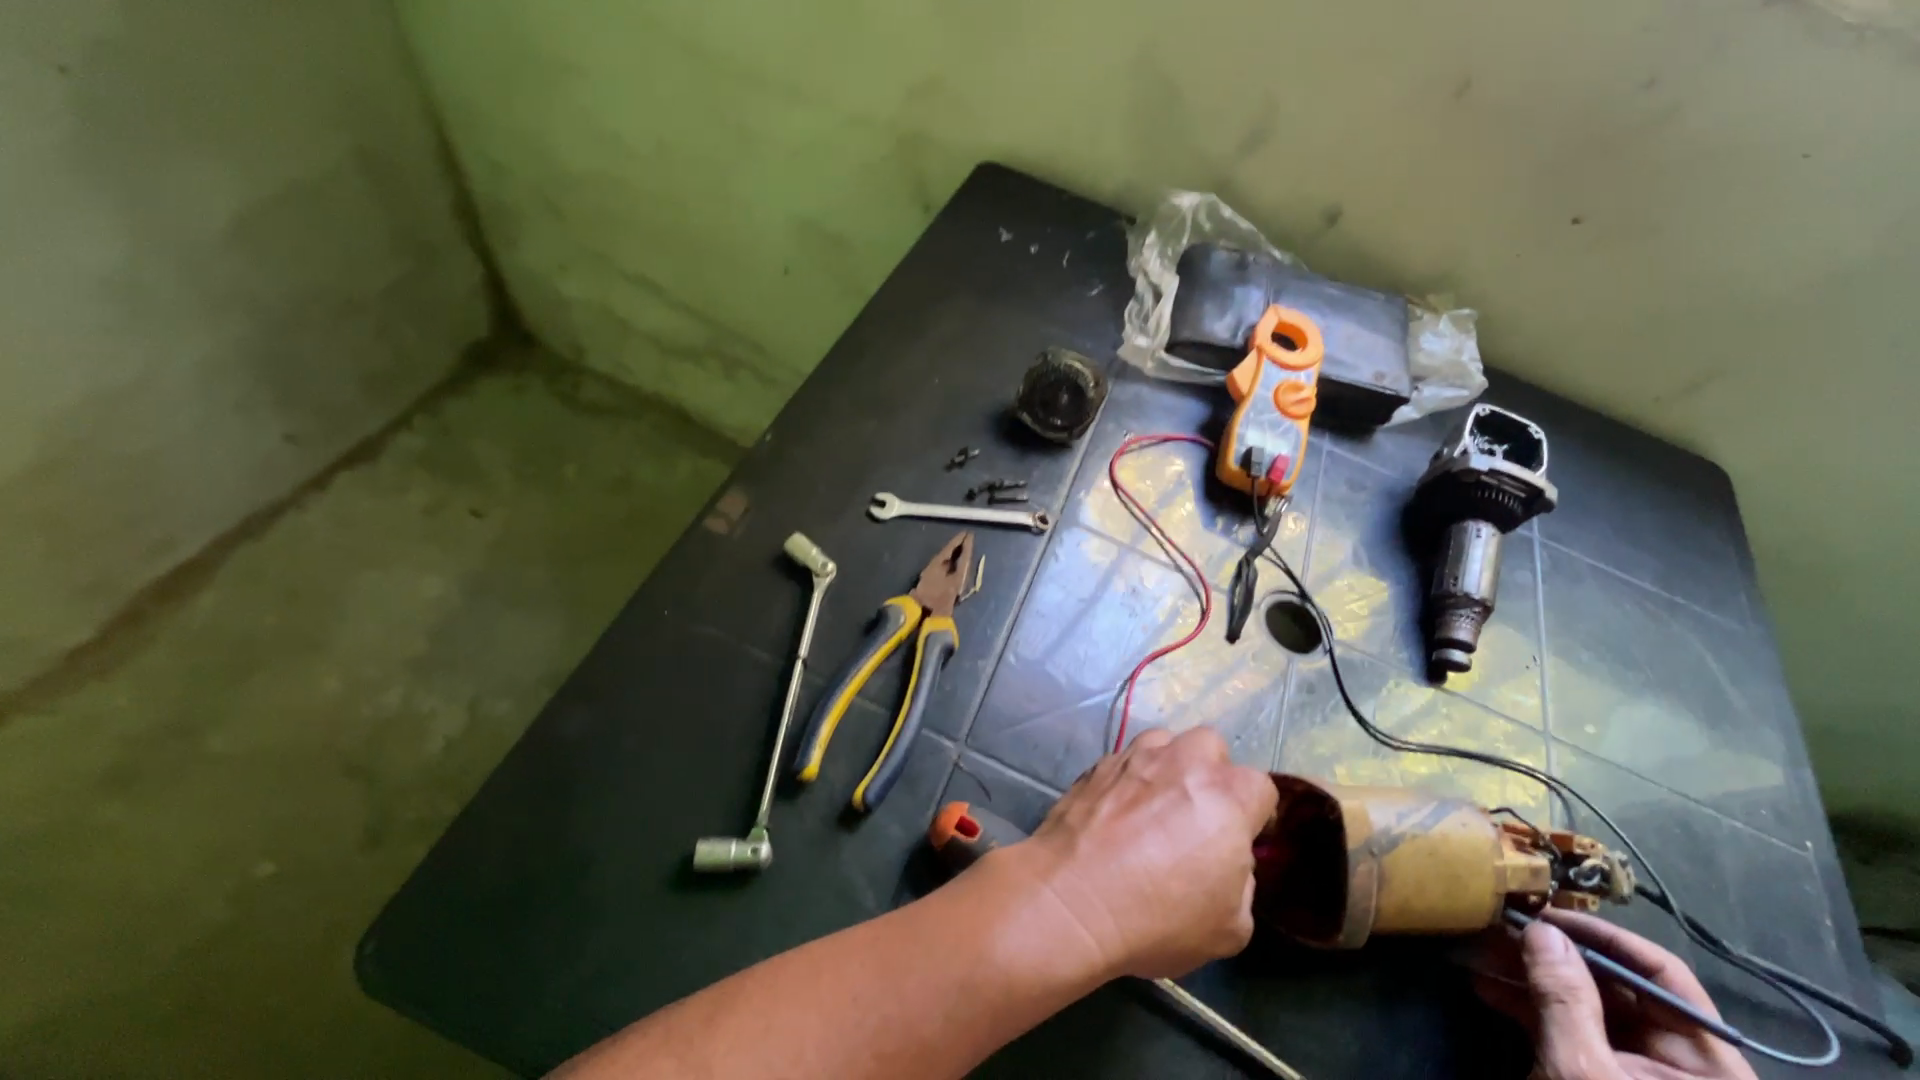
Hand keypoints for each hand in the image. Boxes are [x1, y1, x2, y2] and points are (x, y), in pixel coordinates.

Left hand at [1014, 728, 1277, 980]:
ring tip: (1154, 806)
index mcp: (1227, 796)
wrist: (1069, 901)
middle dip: (1211, 775)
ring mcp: (1134, 758)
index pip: (1262, 788)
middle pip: (1211, 748)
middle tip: (1197, 816)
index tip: (1240, 841)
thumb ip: (1242, 883)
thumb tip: (1227, 863)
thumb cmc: (1157, 918)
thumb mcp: (1230, 927)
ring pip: (1164, 743)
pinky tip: (1116, 813)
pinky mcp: (1095, 766)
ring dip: (1167, 767)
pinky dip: (1128, 779)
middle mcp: (1183, 762)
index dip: (1255, 816)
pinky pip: (1124, 762)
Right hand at [1475, 909, 1757, 1079]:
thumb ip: (1563, 999)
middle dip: (1551, 953)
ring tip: (1476, 951)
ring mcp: (1635, 1070)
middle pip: (1616, 985)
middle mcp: (1676, 1059)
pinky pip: (1566, 1029)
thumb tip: (1542, 930)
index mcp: (1704, 1060)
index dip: (1603, 935)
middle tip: (1495, 926)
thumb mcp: (1582, 1071)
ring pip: (1582, 1004)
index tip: (1544, 912)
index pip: (1661, 975)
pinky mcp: (1599, 1079)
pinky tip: (1485, 987)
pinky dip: (1526, 1006)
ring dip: (1527, 975)